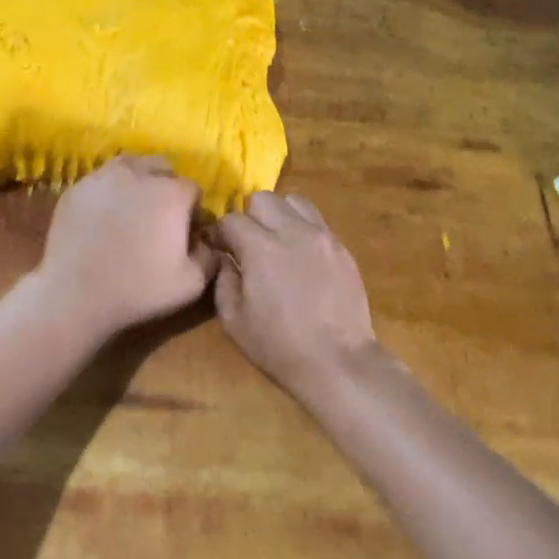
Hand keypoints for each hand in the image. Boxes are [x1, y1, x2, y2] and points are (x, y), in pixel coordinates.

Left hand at [32, 156, 217, 334]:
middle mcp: (137, 173)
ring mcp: (101, 177)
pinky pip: (100, 182)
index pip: (193, 190)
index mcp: (171, 193)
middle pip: (162, 168)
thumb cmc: (138, 291)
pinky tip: (103, 220)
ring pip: (129, 167)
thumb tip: (209, 241)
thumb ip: (210, 256)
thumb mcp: (191, 284)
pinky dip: (108, 193)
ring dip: (137, 183)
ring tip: (131, 213)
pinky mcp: (75, 189)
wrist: (74, 295)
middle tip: (159, 220)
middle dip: (166, 189)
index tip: (184, 234)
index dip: (192, 212)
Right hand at [214, 193, 378, 396]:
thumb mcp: (234, 319)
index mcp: (260, 248)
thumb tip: (225, 259)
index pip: (231, 219)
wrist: (336, 359)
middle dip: (249, 216)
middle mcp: (292, 231)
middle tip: (247, 243)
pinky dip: (301, 229)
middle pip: (263, 198)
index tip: (217, 247)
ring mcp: (322, 236)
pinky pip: (317, 221)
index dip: (219, 233)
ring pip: (294, 201)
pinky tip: (299, 256)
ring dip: (278, 215)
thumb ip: (223, 280)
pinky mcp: (341, 248)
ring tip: (276, 242)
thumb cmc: (278, 344)